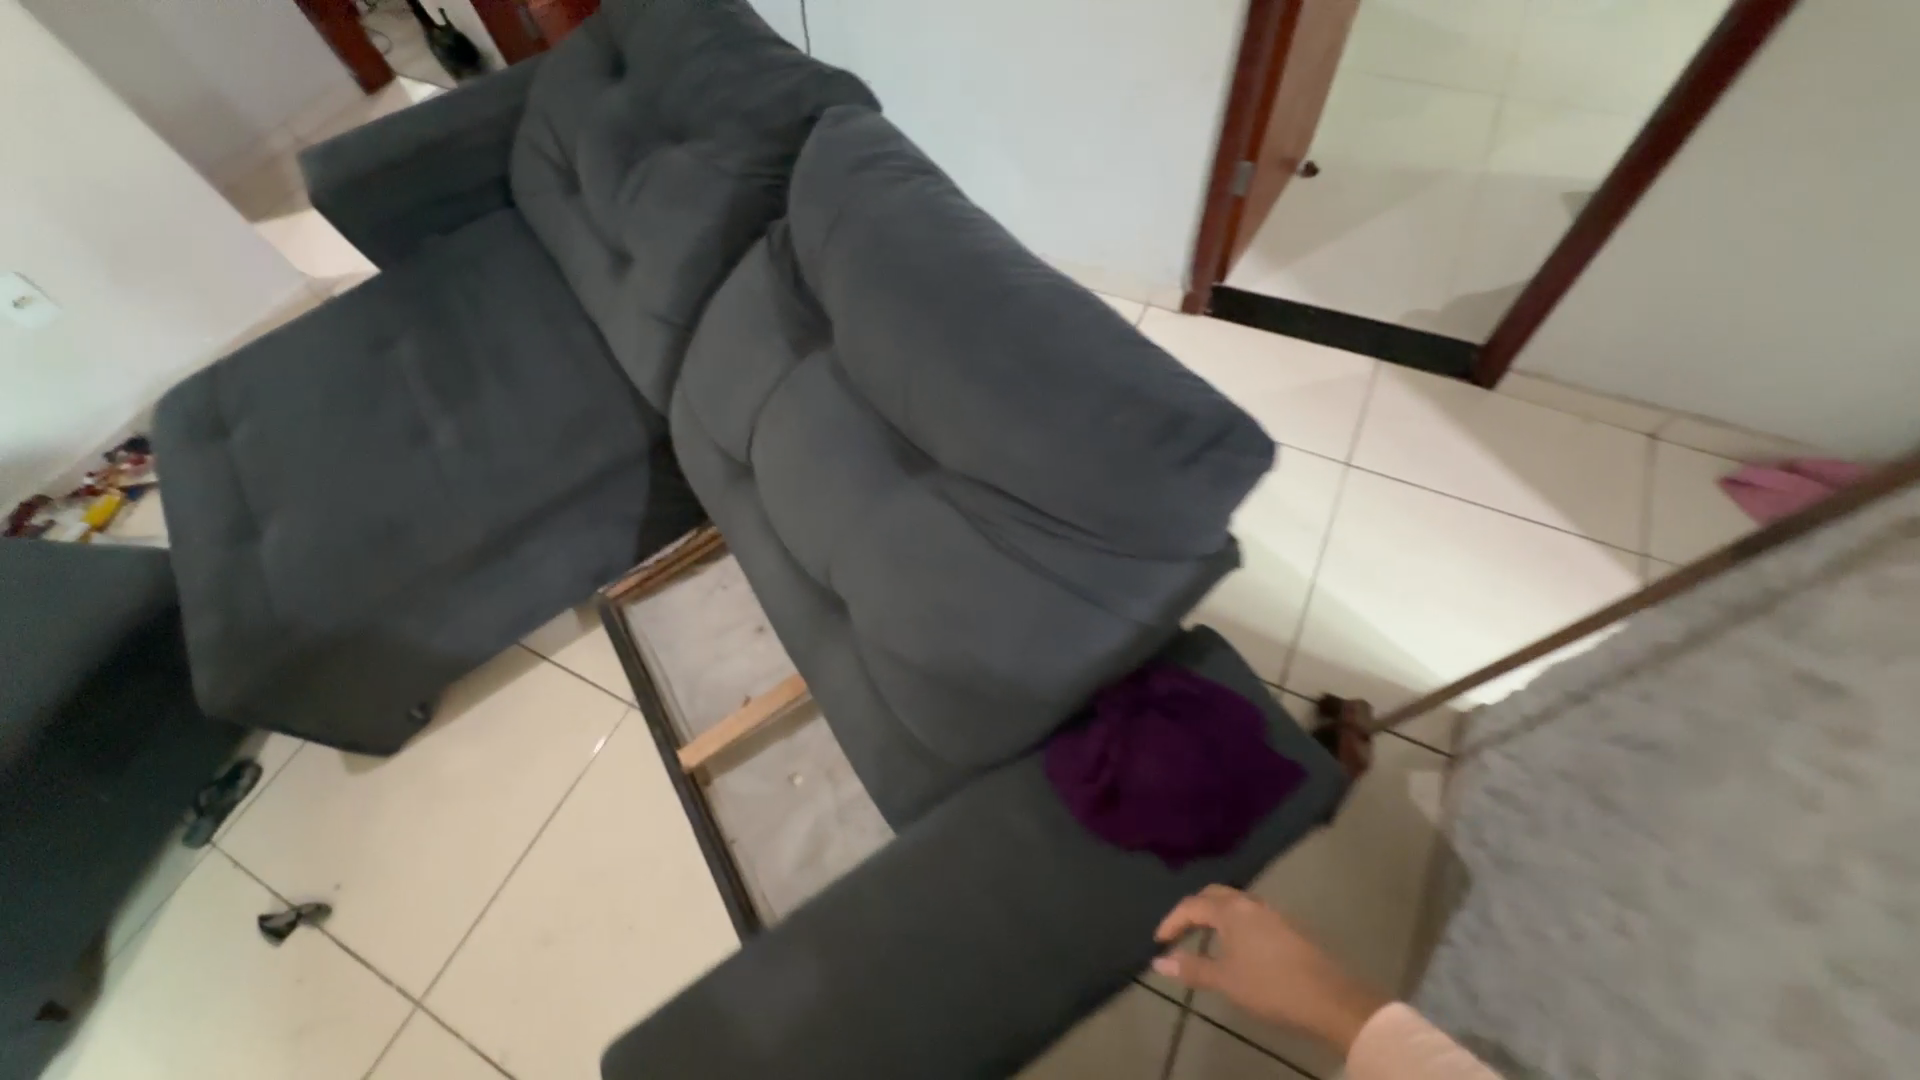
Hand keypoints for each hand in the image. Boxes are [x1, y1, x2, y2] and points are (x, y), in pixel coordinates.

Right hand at [1153, 886, 1388, 1055]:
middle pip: (1213, 895)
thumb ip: (1191, 968)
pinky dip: (1234, 922)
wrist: (1330, 999)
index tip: (1159, 940)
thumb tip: (1158, 962)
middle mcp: (1249, 903)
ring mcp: (1272, 914)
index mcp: (1230, 910)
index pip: (1191, 906)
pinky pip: (1250, 914)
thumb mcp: (1226, 981)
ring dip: (1215, 915)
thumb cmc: (1271, 987)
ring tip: (1205, 938)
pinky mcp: (1288, 928)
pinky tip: (1237, 947)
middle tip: (1180, 931)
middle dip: (1193, 910)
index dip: (1172, 921)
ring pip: (1235, 903)